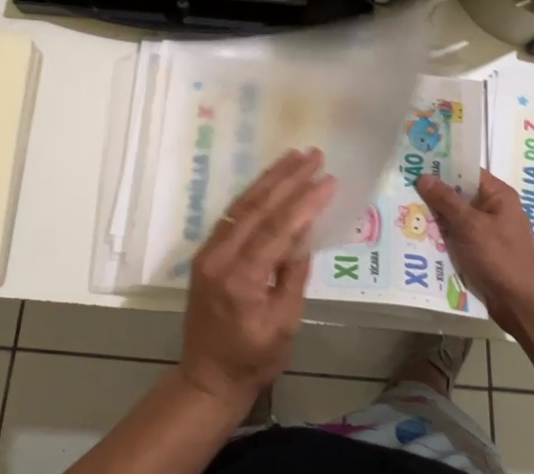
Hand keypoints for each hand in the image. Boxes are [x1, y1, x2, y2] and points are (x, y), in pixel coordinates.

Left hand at [177, 149, 335, 411]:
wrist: (207, 378)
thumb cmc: (254, 360)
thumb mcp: (284, 325)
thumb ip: (293, 275)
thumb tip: (305, 232)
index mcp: (243, 279)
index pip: (278, 229)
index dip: (304, 201)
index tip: (328, 179)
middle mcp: (221, 258)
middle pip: (258, 208)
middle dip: (287, 179)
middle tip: (313, 155)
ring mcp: (209, 253)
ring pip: (241, 206)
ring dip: (269, 180)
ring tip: (293, 157)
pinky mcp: (205, 254)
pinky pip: (231, 217)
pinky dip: (252, 196)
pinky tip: (268, 182)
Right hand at [417, 171, 533, 332]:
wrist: (524, 306)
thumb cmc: (501, 259)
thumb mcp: (471, 226)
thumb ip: (446, 200)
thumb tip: (424, 176)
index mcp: (498, 195)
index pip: (466, 171)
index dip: (441, 167)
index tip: (413, 164)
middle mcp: (493, 209)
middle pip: (458, 195)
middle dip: (433, 194)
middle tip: (400, 187)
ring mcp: (487, 232)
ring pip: (455, 218)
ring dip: (434, 218)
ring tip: (401, 210)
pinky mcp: (480, 253)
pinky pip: (456, 238)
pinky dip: (441, 237)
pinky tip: (416, 236)